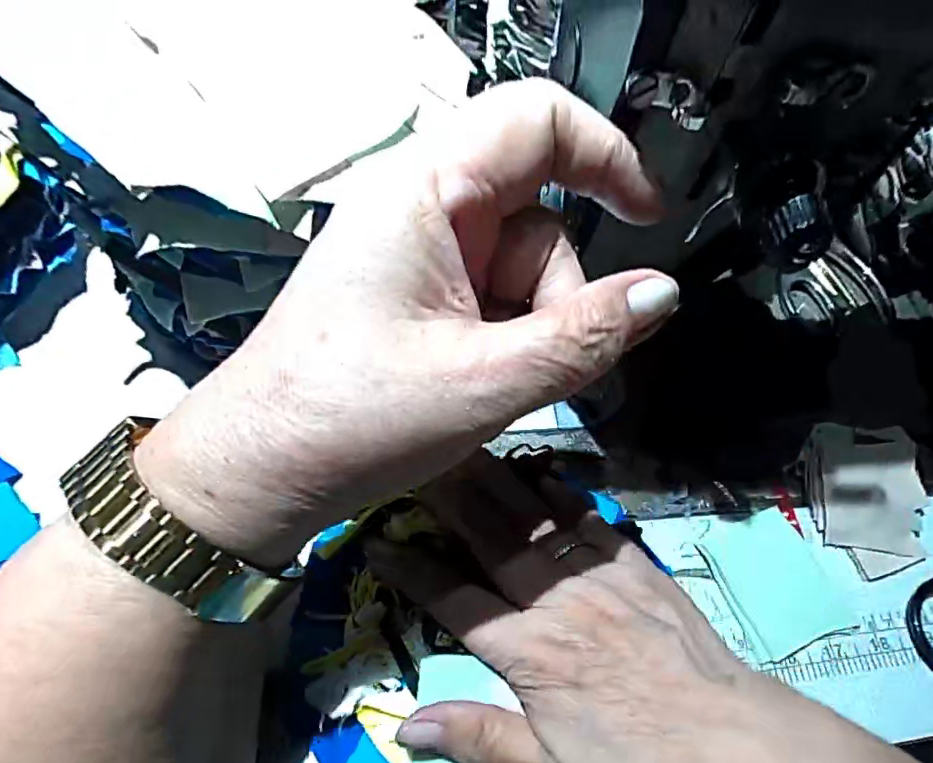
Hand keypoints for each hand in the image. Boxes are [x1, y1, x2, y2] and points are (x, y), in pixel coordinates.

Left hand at [135, 80, 681, 566]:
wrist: (269, 471)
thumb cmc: (352, 419)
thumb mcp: (487, 382)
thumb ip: (584, 337)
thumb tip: (663, 295)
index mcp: (428, 196)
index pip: (537, 122)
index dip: (608, 155)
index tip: (649, 218)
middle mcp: (429, 213)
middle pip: (544, 224)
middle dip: (563, 300)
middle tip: (543, 369)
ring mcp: (429, 261)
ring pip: (530, 278)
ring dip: (540, 335)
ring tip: (498, 388)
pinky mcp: (430, 302)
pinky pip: (505, 308)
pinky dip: (518, 347)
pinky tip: (487, 387)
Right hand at [367, 453, 886, 762]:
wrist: (744, 754)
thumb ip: (483, 743)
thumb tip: (405, 727)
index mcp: (532, 655)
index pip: (456, 602)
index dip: (413, 571)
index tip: (378, 541)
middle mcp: (566, 606)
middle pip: (497, 544)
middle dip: (453, 501)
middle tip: (419, 460)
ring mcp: (613, 585)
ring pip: (546, 526)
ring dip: (506, 489)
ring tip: (472, 453)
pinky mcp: (652, 579)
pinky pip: (602, 530)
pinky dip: (573, 503)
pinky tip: (554, 485)